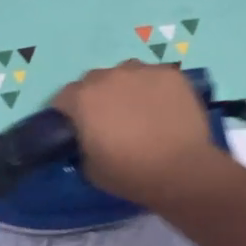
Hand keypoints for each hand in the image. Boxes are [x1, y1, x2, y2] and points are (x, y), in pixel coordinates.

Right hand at [51, 61, 225, 205]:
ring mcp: (142, 71)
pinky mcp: (170, 74)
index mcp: (83, 99)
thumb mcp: (90, 169)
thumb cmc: (131, 174)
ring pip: (125, 73)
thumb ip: (82, 146)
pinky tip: (162, 108)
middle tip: (110, 121)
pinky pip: (153, 76)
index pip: (64, 98)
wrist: (181, 171)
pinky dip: (153, 89)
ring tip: (139, 111)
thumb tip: (87, 139)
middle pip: (94, 81)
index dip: (69, 114)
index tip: (77, 129)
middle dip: (96, 98)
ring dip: (125, 88)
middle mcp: (109, 76)